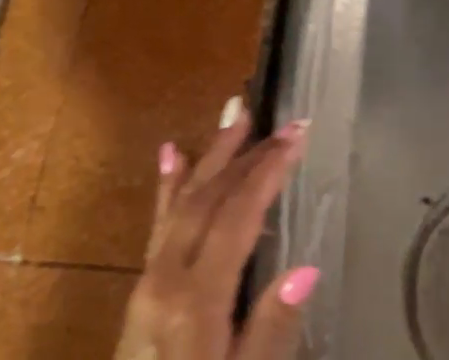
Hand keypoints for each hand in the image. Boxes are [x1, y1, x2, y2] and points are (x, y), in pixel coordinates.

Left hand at [113, 100, 314, 359]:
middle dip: (246, 155)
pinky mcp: (141, 293)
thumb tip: (307, 268)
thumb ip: (270, 330)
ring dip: (211, 157)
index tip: (297, 134)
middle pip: (208, 200)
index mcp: (194, 301)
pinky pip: (157, 227)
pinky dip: (168, 187)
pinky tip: (171, 155)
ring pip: (182, 204)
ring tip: (233, 117)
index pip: (236, 217)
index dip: (268, 171)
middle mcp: (165, 279)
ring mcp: (147, 282)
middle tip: (281, 122)